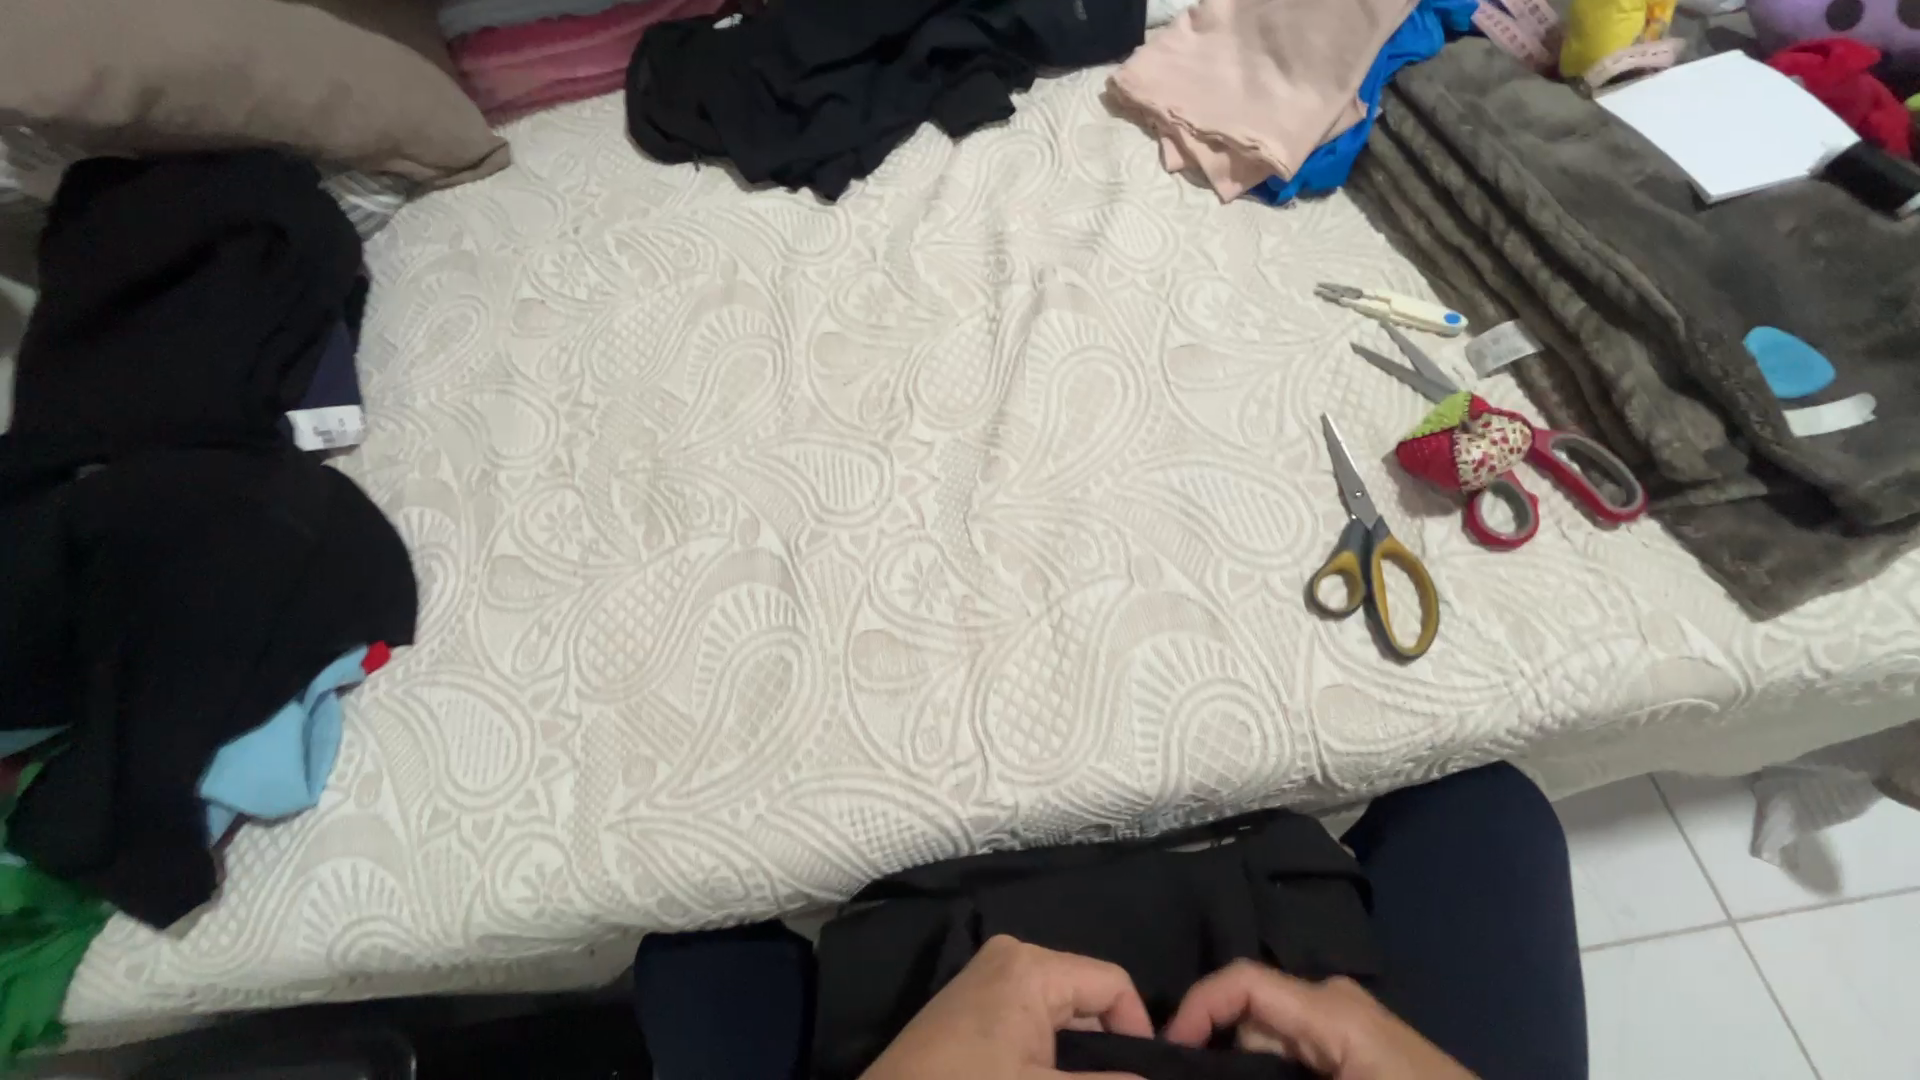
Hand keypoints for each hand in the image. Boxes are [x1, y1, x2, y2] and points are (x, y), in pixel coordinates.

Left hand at [858, 934, 1153, 1079]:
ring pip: (1060, 1009)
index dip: (1138, 1032)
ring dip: (1077, 1053)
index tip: (1142, 1079)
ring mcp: (988, 974)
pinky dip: (1048, 1048)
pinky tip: (1043, 1077)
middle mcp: (1012, 955)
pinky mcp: (973, 998)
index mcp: (1032, 966)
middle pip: (1086, 995)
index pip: (1112, 984)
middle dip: (1106, 1047)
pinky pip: (1031, 1014)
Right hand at [1163, 961, 1475, 1079]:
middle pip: (1252, 1013)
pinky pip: (1298, 1050)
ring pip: (1273, 1037)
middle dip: (1223, 1052)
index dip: (1198, 1007)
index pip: (1244, 981)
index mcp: (1332, 1011)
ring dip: (1250, 1068)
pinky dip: (1275, 1072)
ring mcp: (1349, 1022)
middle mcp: (1334, 1002)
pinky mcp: (1358, 1045)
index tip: (1169, 1053)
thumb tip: (1206, 1068)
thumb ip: (1268, 1075)